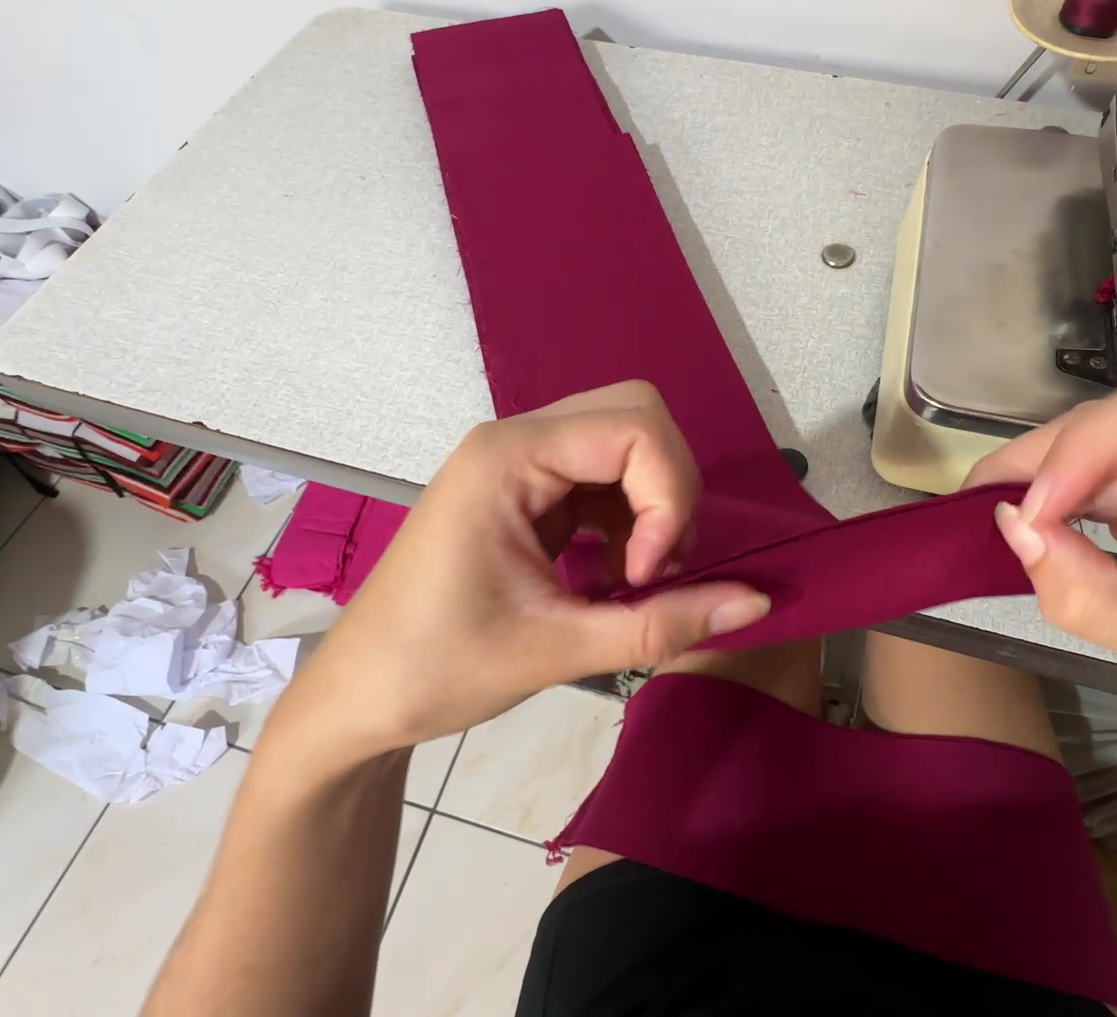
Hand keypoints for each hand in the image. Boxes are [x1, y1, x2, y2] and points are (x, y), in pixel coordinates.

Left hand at [258, 381, 769, 769]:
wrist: (359, 698)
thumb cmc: (437, 670)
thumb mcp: (557, 649)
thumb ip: (663, 623)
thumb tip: (758, 601)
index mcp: (507, 457)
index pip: (634, 427)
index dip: (666, 498)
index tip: (645, 577)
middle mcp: (514, 441)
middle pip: (634, 418)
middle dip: (667, 490)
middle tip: (656, 567)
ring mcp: (518, 464)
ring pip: (623, 448)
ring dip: (650, 508)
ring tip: (635, 583)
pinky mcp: (524, 493)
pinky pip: (601, 481)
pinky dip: (626, 522)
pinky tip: (610, 578)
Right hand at [966, 359, 1116, 777]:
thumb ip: (1090, 595)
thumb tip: (1011, 529)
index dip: (1098, 440)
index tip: (1038, 506)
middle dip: (1059, 459)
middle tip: (985, 502)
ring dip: (1052, 475)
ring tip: (996, 512)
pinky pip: (1114, 472)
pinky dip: (1066, 496)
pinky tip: (1033, 521)